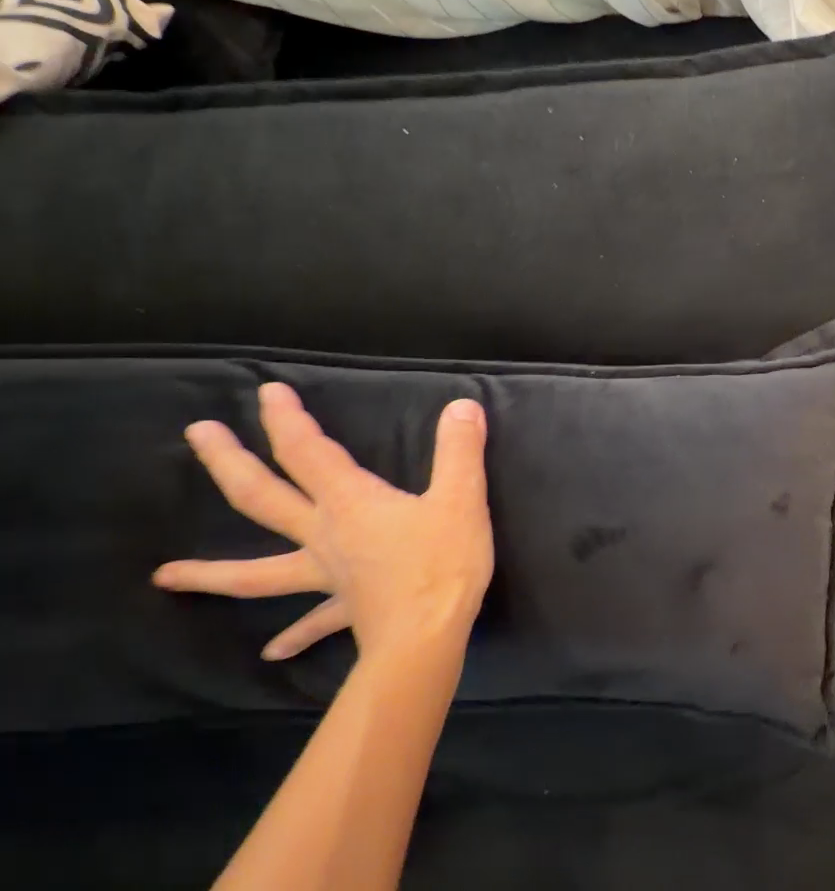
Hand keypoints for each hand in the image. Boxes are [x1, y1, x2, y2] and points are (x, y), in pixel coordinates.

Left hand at [154, 382, 494, 662]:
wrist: (427, 633)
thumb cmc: (443, 562)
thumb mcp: (461, 499)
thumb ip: (459, 451)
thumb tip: (462, 405)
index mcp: (350, 503)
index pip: (308, 452)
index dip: (287, 420)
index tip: (266, 392)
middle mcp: (323, 534)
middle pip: (262, 497)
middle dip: (229, 462)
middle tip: (197, 435)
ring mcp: (327, 576)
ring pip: (258, 574)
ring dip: (212, 573)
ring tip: (165, 576)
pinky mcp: (345, 609)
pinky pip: (313, 622)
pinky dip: (293, 635)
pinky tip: (273, 650)